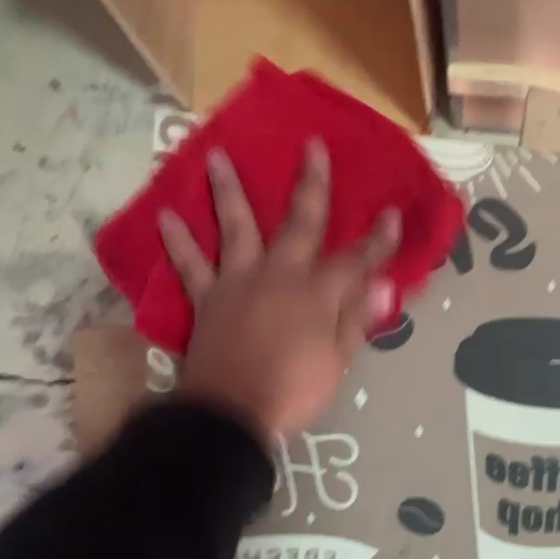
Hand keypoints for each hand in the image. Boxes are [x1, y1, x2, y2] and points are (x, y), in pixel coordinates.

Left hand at [159, 140, 400, 441]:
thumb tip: (382, 285)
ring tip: (216, 156)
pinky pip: (191, 266)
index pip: (357, 260)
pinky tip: (166, 216)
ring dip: (229, 191)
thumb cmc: (295, 390)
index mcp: (319, 294)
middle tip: (312, 146)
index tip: (393, 214)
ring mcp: (240, 282)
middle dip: (311, 185)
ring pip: (237, 228)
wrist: (232, 412)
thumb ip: (355, 319)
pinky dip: (179, 242)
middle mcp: (281, 275)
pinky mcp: (208, 298)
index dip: (378, 240)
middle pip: (300, 223)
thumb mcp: (337, 360)